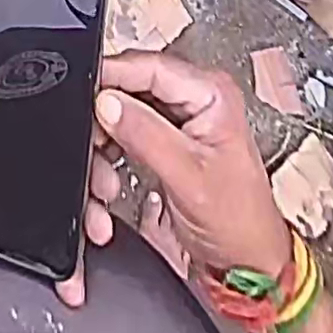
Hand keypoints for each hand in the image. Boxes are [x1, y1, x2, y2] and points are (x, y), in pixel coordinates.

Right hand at [93, 53, 293, 277]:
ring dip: (104, 140)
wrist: (248, 267)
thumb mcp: (189, 177)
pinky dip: (109, 152)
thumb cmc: (240, 224)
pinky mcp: (163, 134)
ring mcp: (176, 116)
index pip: (147, 66)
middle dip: (106, 116)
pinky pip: (123, 129)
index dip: (111, 77)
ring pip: (120, 109)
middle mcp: (192, 96)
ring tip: (103, 175)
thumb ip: (145, 134)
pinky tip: (109, 176)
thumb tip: (106, 101)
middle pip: (128, 86)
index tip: (83, 94)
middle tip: (93, 141)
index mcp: (209, 92)